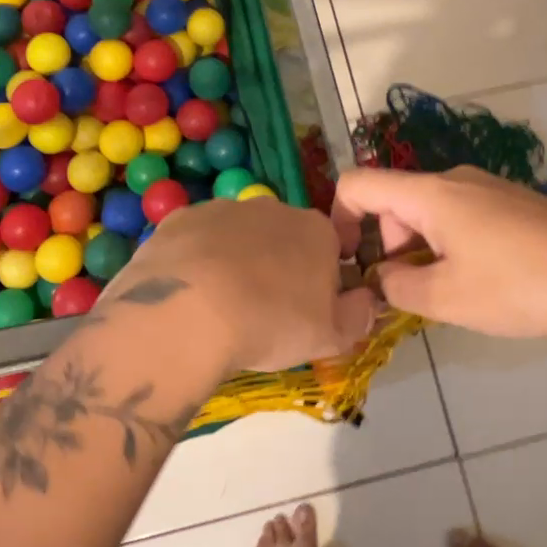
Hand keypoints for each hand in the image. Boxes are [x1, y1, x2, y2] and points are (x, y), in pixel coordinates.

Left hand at [99, 197, 376, 372]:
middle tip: (262, 311)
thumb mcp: (329, 338)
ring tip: (220, 306)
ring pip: (237, 235)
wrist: (190, 311)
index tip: (306, 311)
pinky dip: (196, 260)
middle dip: (277, 265)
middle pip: (283, 237)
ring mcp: (223, 208)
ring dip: (235, 260)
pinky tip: (187, 293)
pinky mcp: (180, 218)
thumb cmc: (271, 324)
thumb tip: (366, 300)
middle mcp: (272, 208)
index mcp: (316, 230)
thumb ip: (356, 317)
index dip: (320, 281)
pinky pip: (196, 239)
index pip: (329, 249)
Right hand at [332, 167, 546, 339]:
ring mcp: (490, 187)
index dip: (338, 218)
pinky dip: (453, 244)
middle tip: (410, 291)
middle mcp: (455, 179)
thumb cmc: (516, 287)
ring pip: (431, 211)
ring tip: (452, 293)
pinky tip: (487, 281)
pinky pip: (464, 215)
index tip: (346, 262)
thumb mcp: (446, 299)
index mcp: (430, 194)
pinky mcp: (516, 202)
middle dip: (388, 244)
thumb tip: (382, 277)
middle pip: (396, 200)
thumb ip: (397, 286)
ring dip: (422, 248)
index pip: (358, 184)